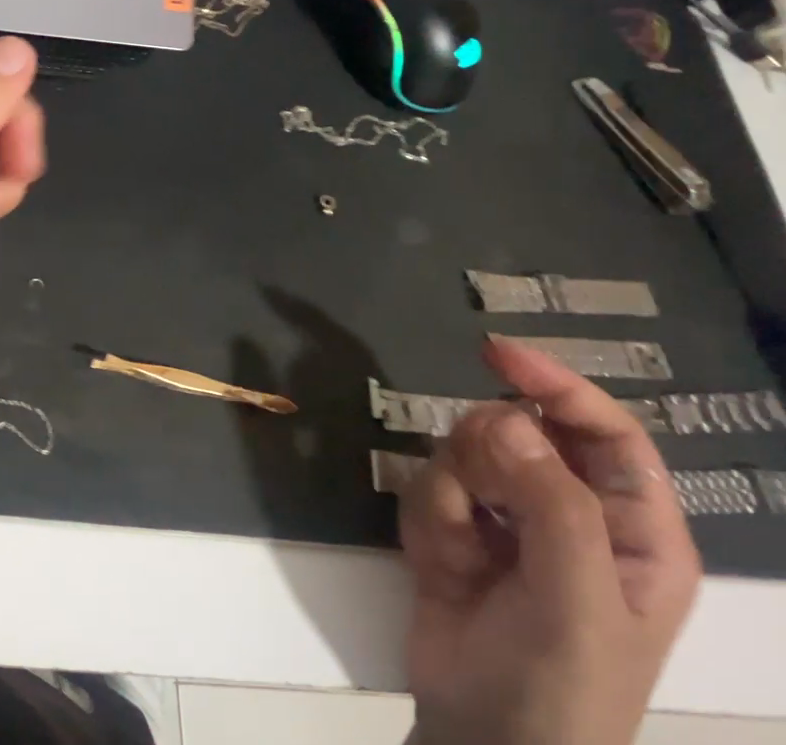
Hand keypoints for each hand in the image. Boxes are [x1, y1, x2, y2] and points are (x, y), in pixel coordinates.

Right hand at [399, 338, 701, 744]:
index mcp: (634, 530)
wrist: (485, 738)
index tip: (495, 353)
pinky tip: (440, 566)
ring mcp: (506, 527)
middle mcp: (570, 517)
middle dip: (486, 458)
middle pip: (518, 436)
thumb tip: (497, 418)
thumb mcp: (577, 598)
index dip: (559, 387)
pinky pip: (424, 493)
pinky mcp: (451, 537)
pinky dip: (425, 523)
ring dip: (450, 499)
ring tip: (461, 554)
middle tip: (480, 501)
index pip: (606, 434)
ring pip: (461, 459)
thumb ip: (549, 505)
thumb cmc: (561, 680)